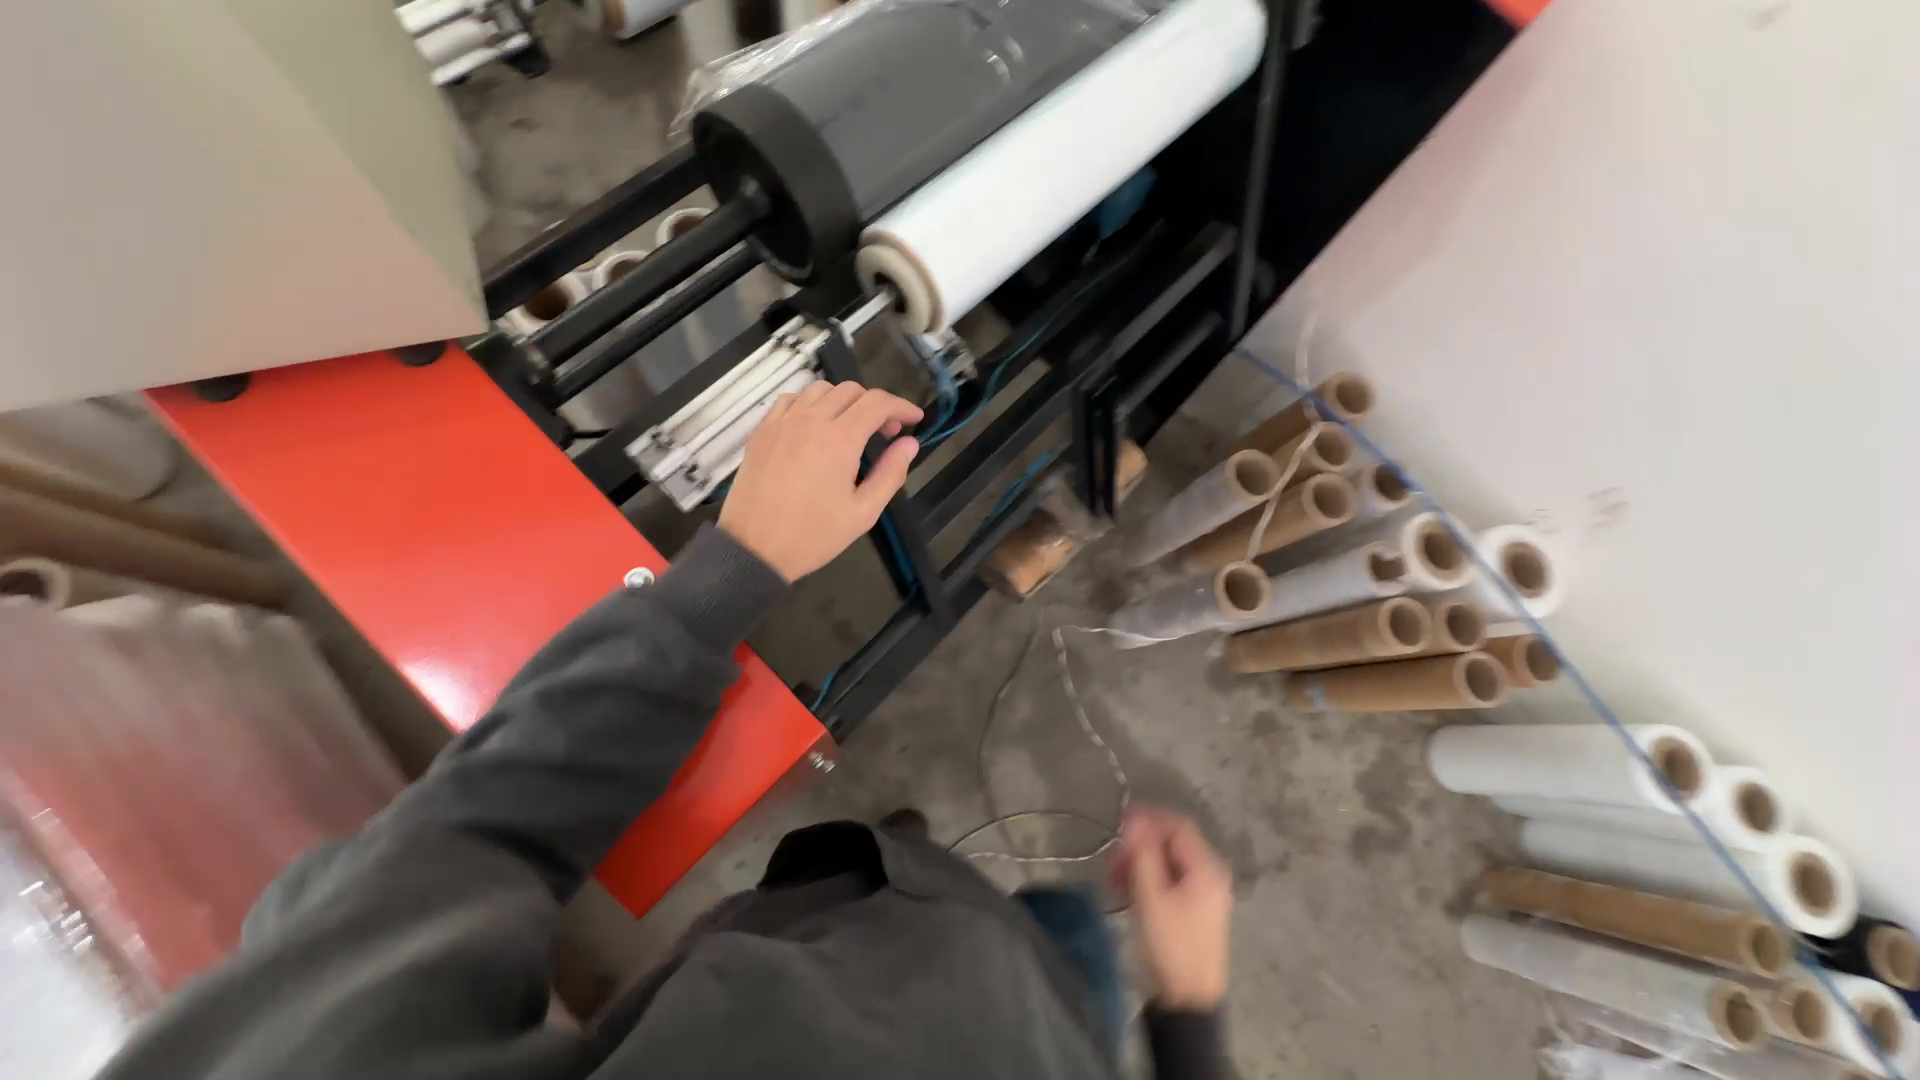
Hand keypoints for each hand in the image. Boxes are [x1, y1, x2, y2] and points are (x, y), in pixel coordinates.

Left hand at [719, 381, 921, 581]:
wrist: (753, 549)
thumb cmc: (813, 536)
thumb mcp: (863, 513)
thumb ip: (890, 474)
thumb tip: (909, 444)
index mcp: (839, 440)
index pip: (877, 403)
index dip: (902, 406)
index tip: (915, 419)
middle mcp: (810, 421)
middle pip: (851, 391)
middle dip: (876, 405)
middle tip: (886, 432)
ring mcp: (782, 423)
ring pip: (820, 389)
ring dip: (844, 401)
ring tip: (851, 427)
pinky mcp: (762, 431)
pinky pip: (790, 400)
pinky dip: (811, 403)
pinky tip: (815, 426)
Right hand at [1110, 805, 1233, 1008]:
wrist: (1188, 1000)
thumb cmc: (1171, 945)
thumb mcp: (1152, 897)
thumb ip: (1143, 854)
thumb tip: (1134, 818)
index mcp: (1206, 868)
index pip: (1177, 826)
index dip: (1148, 819)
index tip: (1117, 823)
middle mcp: (1209, 874)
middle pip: (1172, 843)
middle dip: (1140, 845)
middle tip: (1112, 859)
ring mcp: (1202, 892)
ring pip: (1166, 862)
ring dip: (1139, 863)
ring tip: (1114, 878)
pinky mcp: (1192, 908)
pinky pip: (1168, 880)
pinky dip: (1146, 880)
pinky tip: (1125, 891)